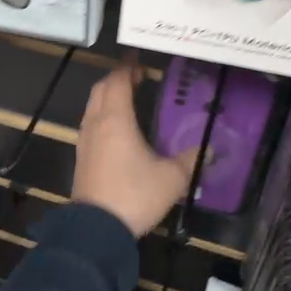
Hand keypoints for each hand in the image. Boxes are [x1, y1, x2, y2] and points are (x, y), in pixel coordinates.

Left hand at [72, 60, 197, 236]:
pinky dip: (102, 115)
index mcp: (115, 119)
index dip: (128, 69)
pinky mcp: (81, 157)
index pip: (118, 81)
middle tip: (137, 78)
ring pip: (92, 107)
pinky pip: (90, 124)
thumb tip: (209, 149)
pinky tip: (117, 128)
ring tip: (128, 98)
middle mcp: (95, 124)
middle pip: (101, 89)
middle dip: (117, 79)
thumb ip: (191, 159)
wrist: (97, 227)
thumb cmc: (135, 195)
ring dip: (107, 97)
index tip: (141, 64)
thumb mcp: (172, 178)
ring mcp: (84, 140)